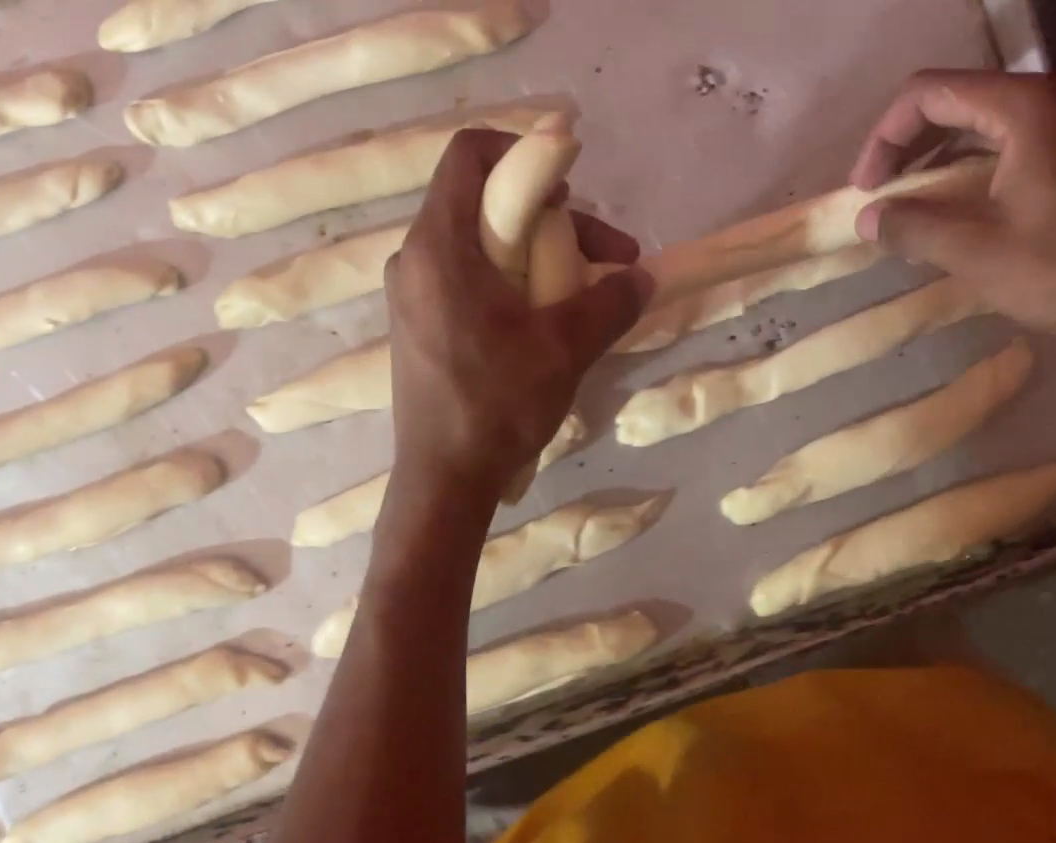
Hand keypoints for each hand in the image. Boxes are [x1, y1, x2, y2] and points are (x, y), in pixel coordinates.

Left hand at [385, 129, 652, 497]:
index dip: (524, 151)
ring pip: (478, 247)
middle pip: (483, 203)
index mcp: (440, 246)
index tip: (571, 186)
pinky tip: (545, 322)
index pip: (470, 154)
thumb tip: (643, 277)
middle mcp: (415, 260)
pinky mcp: (418, 329)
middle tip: (605, 256)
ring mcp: (412, 297)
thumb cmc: (497, 405)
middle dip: (551, 219)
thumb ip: (610, 302)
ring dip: (536, 257)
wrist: (444, 479)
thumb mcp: (566, 348)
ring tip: (586, 296)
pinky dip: (509, 285)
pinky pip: (466, 282)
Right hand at [851, 71, 1055, 365]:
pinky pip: (1017, 138)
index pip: (930, 92)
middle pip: (960, 99)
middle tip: (880, 196)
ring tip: (911, 204)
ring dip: (940, 156)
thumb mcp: (975, 252)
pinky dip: (976, 163)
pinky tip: (958, 205)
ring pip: (988, 119)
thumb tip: (867, 218)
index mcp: (1027, 107)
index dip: (884, 137)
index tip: (865, 189)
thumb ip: (912, 226)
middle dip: (909, 145)